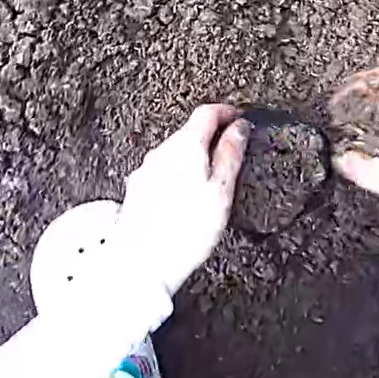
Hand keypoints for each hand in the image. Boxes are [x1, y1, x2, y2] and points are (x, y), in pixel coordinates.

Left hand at [118, 104, 250, 294]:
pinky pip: (164, 169)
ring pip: (175, 150)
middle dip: (212, 132)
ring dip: (195, 152)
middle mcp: (162, 153)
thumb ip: (231, 154)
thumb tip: (240, 129)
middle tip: (231, 142)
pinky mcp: (138, 189)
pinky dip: (180, 171)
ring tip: (212, 170)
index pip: (207, 112)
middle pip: (189, 130)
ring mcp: (147, 171)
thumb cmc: (182, 233)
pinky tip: (186, 192)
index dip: (228, 111)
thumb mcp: (221, 192)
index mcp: (185, 147)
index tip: (240, 117)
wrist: (139, 266)